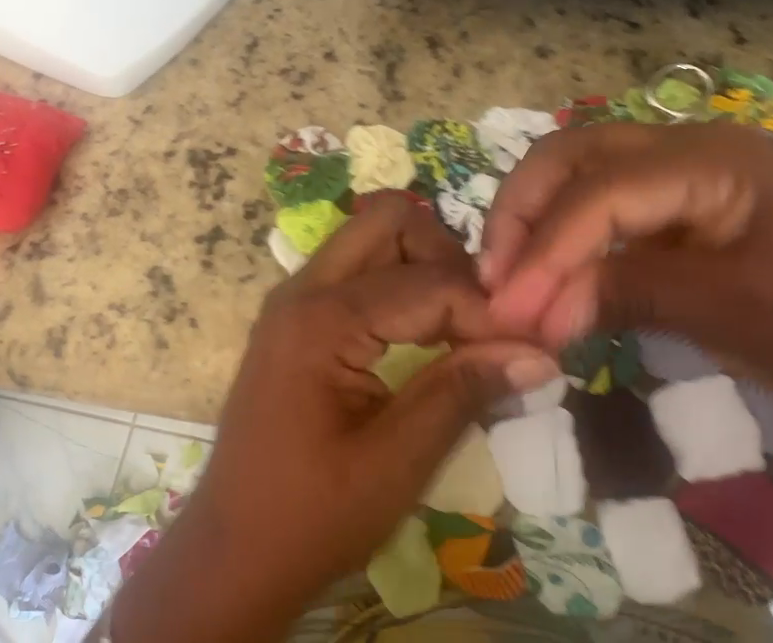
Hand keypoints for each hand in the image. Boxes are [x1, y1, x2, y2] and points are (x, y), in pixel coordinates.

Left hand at [110, 193, 559, 642]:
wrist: (233, 553)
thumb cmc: (311, 517)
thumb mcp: (397, 462)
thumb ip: (462, 392)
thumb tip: (539, 352)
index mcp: (322, 320)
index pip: (428, 281)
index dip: (487, 313)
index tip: (529, 353)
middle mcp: (301, 290)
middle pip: (388, 219)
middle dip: (445, 257)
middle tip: (481, 322)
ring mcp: (292, 301)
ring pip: (369, 238)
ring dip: (421, 266)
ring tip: (460, 330)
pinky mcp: (294, 321)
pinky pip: (353, 272)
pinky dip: (396, 285)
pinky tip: (423, 337)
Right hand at [479, 123, 772, 398]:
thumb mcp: (725, 312)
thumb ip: (623, 293)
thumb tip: (534, 310)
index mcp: (708, 159)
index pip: (599, 191)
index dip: (545, 247)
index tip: (506, 305)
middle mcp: (687, 144)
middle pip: (573, 155)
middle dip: (523, 212)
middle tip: (494, 276)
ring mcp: (684, 168)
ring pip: (581, 172)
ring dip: (538, 219)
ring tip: (511, 276)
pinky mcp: (682, 200)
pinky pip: (607, 202)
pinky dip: (570, 235)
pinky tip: (554, 274)